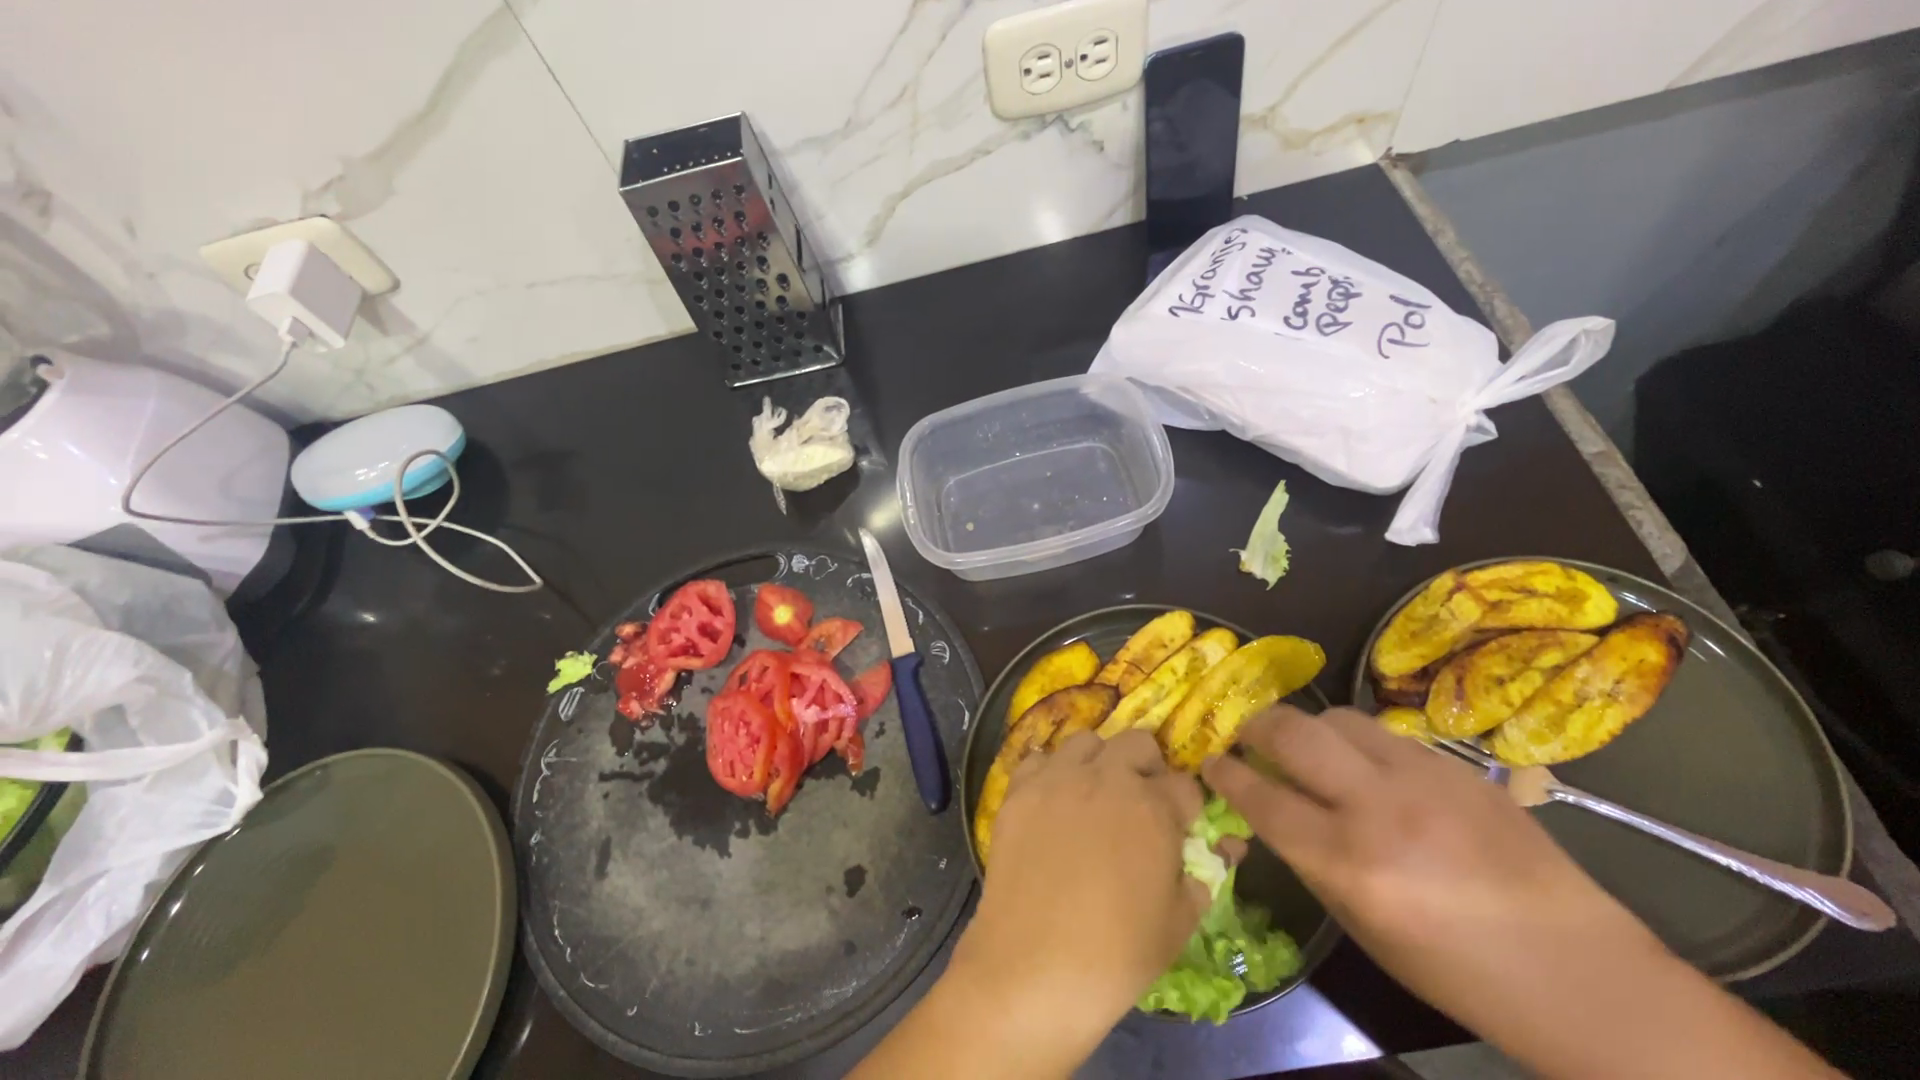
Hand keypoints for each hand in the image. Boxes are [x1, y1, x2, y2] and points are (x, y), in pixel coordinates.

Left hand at [955, 730, 1207, 1048]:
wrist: (1034, 969)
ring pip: (1086, 741)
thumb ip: (1200, 878)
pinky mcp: (1017, 793)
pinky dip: (1052, 772)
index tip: (1182, 828)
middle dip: (1147, 766)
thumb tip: (1216, 855)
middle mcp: (1106, 779)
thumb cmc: (1117, 955)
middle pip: (1137, 743)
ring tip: (1095, 797)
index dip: (1188, 807)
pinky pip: (1039, 760)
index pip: (1186, 785)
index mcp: (1154, 808)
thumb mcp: (1178, 922)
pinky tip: (1054, 804)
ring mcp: (1057, 781)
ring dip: (1099, 761)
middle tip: (1142, 803)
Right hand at [1202, 707, 1842, 1079]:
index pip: (1263, 798)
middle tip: (1244, 734)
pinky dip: (1361, 742)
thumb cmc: (1455, 970)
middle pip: (1294, 734)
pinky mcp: (1460, 768)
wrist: (1573, 969)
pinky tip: (1366, 765)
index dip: (1226, 775)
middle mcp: (1380, 808)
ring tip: (1304, 744)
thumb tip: (1274, 815)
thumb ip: (1313, 862)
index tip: (1208, 762)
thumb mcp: (1362, 927)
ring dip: (1310, 726)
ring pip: (1342, 719)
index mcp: (1349, 864)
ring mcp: (1425, 779)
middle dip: (1257, 726)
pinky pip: (1390, 736)